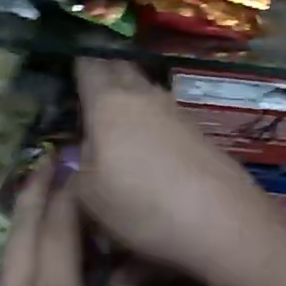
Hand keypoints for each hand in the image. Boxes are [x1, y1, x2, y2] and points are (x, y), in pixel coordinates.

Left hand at [0, 167, 152, 285]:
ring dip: (27, 234)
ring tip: (48, 218)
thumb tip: (129, 271)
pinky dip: (21, 279)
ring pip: (9, 264)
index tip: (73, 166)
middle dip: (33, 193)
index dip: (66, 196)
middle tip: (45, 161)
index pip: (57, 231)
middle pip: (21, 233)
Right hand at [74, 59, 285, 282]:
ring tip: (117, 123)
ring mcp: (177, 111)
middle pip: (120, 69)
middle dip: (103, 74)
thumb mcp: (90, 195)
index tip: (64, 71)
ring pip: (146, 92)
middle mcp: (144, 96)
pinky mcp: (200, 132)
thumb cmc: (142, 205)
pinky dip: (153, 123)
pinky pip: (166, 116)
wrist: (221, 221)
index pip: (87, 64)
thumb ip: (80, 163)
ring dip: (131, 100)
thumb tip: (88, 147)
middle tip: (88, 93)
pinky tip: (149, 147)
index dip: (75, 64)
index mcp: (108, 102)